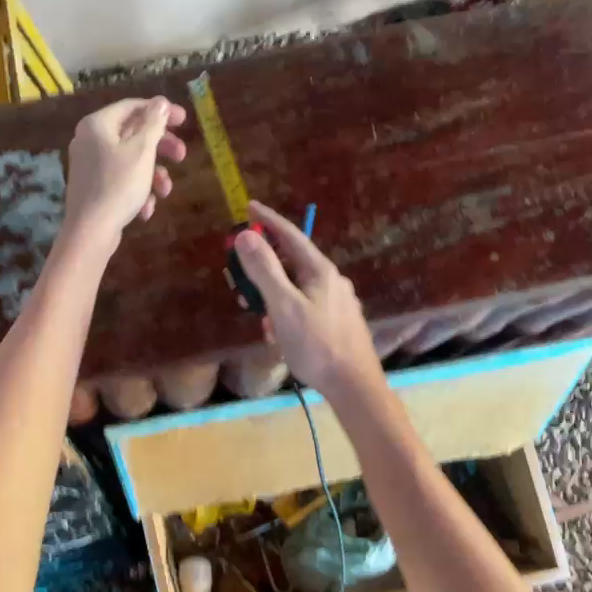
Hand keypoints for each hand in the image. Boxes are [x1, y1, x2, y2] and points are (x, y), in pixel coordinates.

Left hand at [62, 97, 186, 246]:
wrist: (91, 231)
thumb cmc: (118, 186)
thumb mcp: (142, 151)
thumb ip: (153, 124)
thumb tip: (160, 101)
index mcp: (97, 124)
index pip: (132, 107)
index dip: (160, 111)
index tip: (183, 120)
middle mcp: (89, 140)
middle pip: (132, 135)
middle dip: (160, 147)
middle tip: (182, 156)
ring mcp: (90, 165)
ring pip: (130, 161)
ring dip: (153, 175)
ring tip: (165, 192)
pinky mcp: (93, 187)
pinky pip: (121, 180)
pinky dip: (137, 190)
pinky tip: (146, 209)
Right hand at [231, 201, 385, 398]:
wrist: (353, 385)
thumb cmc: (317, 345)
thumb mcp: (284, 306)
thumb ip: (265, 270)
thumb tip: (245, 236)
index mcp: (320, 271)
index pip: (290, 235)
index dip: (268, 220)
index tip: (248, 206)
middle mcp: (331, 281)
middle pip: (291, 262)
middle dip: (262, 267)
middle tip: (238, 277)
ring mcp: (336, 303)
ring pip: (296, 288)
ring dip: (271, 295)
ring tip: (254, 313)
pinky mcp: (336, 323)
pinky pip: (304, 307)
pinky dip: (285, 312)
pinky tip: (276, 333)